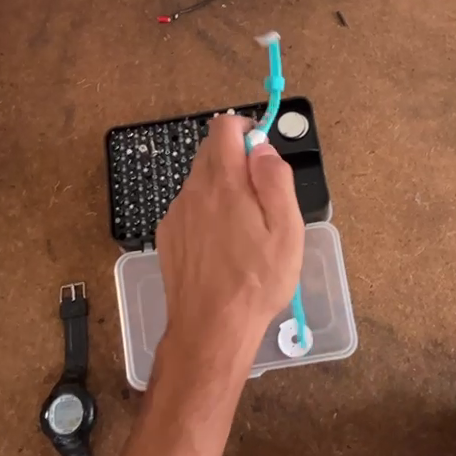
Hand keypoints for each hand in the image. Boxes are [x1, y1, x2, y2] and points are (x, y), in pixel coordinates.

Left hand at [155, 114, 304, 363]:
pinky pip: (190, 208)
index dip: (245, 130)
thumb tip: (263, 150)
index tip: (262, 154)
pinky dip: (207, 213)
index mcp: (224, 182)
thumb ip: (275, 180)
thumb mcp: (286, 230)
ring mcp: (177, 214)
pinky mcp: (169, 235)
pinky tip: (223, 246)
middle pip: (210, 151)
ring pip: (200, 181)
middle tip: (261, 197)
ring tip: (244, 229)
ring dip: (222, 189)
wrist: (210, 328)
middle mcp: (194, 191)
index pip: (224, 127)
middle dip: (236, 161)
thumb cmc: (256, 282)